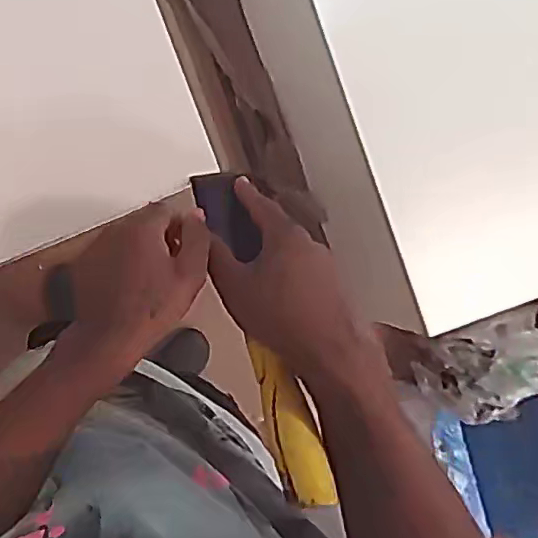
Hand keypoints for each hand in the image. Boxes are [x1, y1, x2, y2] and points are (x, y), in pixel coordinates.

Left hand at [62, 200, 210, 369]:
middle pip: (145, 221)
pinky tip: (130, 286)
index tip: (185, 248)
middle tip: (170, 267)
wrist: (109, 336)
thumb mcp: (190, 275)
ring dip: (140, 249)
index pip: (167, 210)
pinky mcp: (86, 262)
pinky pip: (110, 252)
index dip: (181, 228)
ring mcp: (98, 245)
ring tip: (150, 280)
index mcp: (142, 228)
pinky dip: (121, 262)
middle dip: (161, 237)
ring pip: (127, 237)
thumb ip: (198, 238)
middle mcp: (116, 230)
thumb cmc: (148, 311)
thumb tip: (196, 218)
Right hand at [207, 177, 381, 388]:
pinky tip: (275, 293)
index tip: (239, 186)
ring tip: (253, 268)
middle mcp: (309, 246)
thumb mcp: (235, 286)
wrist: (330, 352)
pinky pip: (304, 270)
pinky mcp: (332, 287)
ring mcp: (325, 266)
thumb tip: (204, 238)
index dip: (246, 195)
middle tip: (240, 225)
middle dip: (258, 225)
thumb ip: (216, 256)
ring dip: (273, 253)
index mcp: (285, 237)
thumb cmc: (285, 320)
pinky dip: (287, 273)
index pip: (262, 206)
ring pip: (292, 251)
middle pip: (279, 227)